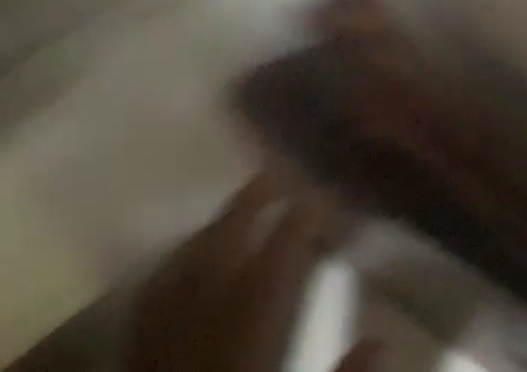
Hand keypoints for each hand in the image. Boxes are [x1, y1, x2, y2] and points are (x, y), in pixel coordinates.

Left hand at [127, 170, 381, 371]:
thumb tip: (379, 341)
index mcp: (241, 360)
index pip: (268, 282)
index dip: (293, 234)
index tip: (316, 197)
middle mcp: (193, 352)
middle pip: (214, 267)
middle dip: (244, 213)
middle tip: (273, 173)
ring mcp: (157, 364)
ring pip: (174, 282)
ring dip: (205, 236)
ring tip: (233, 207)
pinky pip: (147, 313)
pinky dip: (167, 275)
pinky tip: (178, 266)